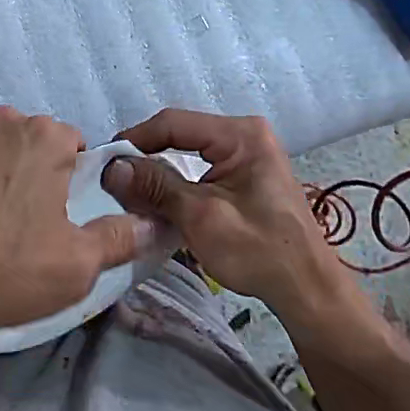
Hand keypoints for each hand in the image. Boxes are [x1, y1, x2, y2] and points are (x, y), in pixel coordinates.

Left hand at [0, 106, 150, 328]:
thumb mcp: (72, 268)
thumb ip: (120, 240)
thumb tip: (153, 223)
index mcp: (48, 137)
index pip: (76, 151)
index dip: (70, 187)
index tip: (54, 222)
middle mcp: (6, 117)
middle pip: (34, 144)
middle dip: (32, 175)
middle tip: (16, 226)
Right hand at [104, 110, 356, 322]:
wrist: (306, 287)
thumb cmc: (258, 250)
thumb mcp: (201, 217)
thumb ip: (157, 187)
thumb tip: (112, 168)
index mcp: (241, 134)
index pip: (174, 123)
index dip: (135, 139)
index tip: (104, 161)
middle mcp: (246, 134)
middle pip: (181, 135)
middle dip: (146, 156)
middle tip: (112, 179)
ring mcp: (248, 154)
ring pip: (189, 153)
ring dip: (160, 172)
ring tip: (128, 191)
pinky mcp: (246, 176)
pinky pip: (202, 169)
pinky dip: (178, 183)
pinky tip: (157, 201)